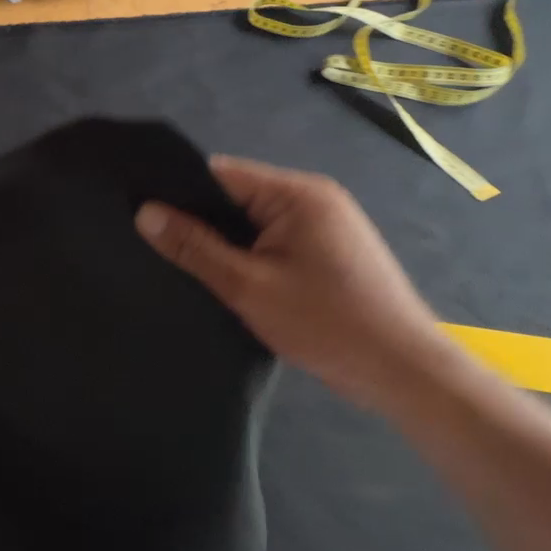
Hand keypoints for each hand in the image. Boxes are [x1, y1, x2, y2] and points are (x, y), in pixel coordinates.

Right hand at [134, 155, 455, 408]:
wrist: (408, 376)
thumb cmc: (327, 324)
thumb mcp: (247, 286)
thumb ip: (192, 246)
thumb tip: (142, 211)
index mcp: (297, 193)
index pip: (219, 175)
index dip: (178, 192)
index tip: (141, 213)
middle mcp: (314, 197)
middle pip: (235, 196)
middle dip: (198, 220)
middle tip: (155, 243)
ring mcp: (327, 224)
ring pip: (252, 221)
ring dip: (224, 241)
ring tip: (183, 261)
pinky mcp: (331, 250)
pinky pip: (272, 238)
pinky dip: (248, 254)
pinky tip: (226, 277)